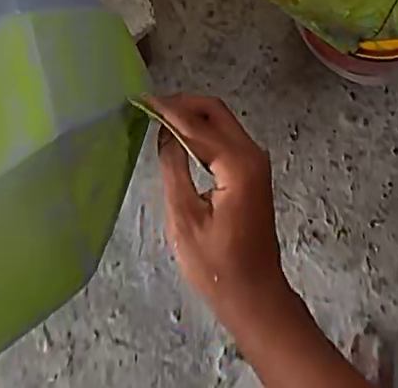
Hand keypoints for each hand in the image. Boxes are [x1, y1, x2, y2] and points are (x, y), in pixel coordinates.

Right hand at [153, 94, 296, 331]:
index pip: (197, 124)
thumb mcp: (184, 217)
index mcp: (238, 165)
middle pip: (214, 110)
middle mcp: (252, 155)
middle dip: (181, 103)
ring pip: (221, 119)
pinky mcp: (252, 170)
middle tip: (150, 106)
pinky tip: (179, 134)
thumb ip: (173, 166)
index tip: (141, 100)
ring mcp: (256, 161)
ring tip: (158, 116)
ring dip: (190, 113)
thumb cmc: (217, 266)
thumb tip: (163, 130)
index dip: (167, 109)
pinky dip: (200, 127)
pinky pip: (224, 134)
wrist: (256, 298)